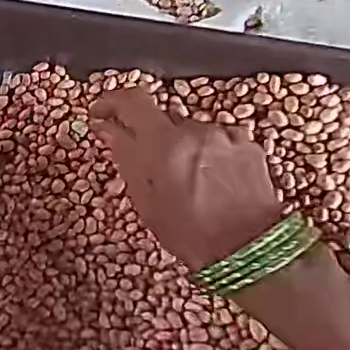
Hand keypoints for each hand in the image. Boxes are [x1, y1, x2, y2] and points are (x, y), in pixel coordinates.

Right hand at [89, 86, 284, 267]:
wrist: (248, 248)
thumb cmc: (190, 233)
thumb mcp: (145, 200)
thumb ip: (125, 156)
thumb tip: (106, 128)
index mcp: (162, 143)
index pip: (131, 101)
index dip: (111, 102)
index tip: (101, 112)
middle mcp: (194, 130)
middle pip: (162, 118)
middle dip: (151, 137)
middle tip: (149, 168)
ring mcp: (224, 135)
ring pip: (191, 131)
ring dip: (183, 148)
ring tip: (187, 185)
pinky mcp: (248, 144)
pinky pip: (218, 140)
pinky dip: (209, 154)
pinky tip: (211, 182)